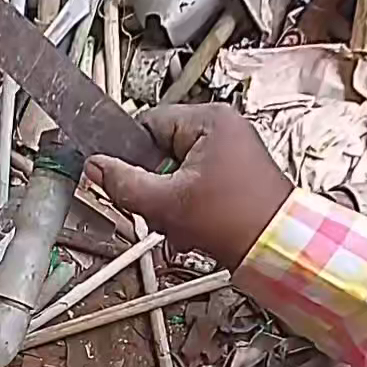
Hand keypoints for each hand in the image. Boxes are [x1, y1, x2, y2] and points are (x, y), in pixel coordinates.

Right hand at [84, 104, 292, 269]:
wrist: (272, 247)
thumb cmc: (232, 220)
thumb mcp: (163, 202)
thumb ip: (122, 182)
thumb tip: (95, 166)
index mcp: (209, 120)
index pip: (145, 124)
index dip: (129, 154)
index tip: (124, 178)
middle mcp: (222, 128)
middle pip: (158, 149)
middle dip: (150, 181)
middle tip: (156, 204)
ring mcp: (228, 150)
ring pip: (171, 169)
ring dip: (165, 196)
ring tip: (176, 216)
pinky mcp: (230, 172)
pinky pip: (189, 181)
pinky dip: (182, 203)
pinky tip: (188, 221)